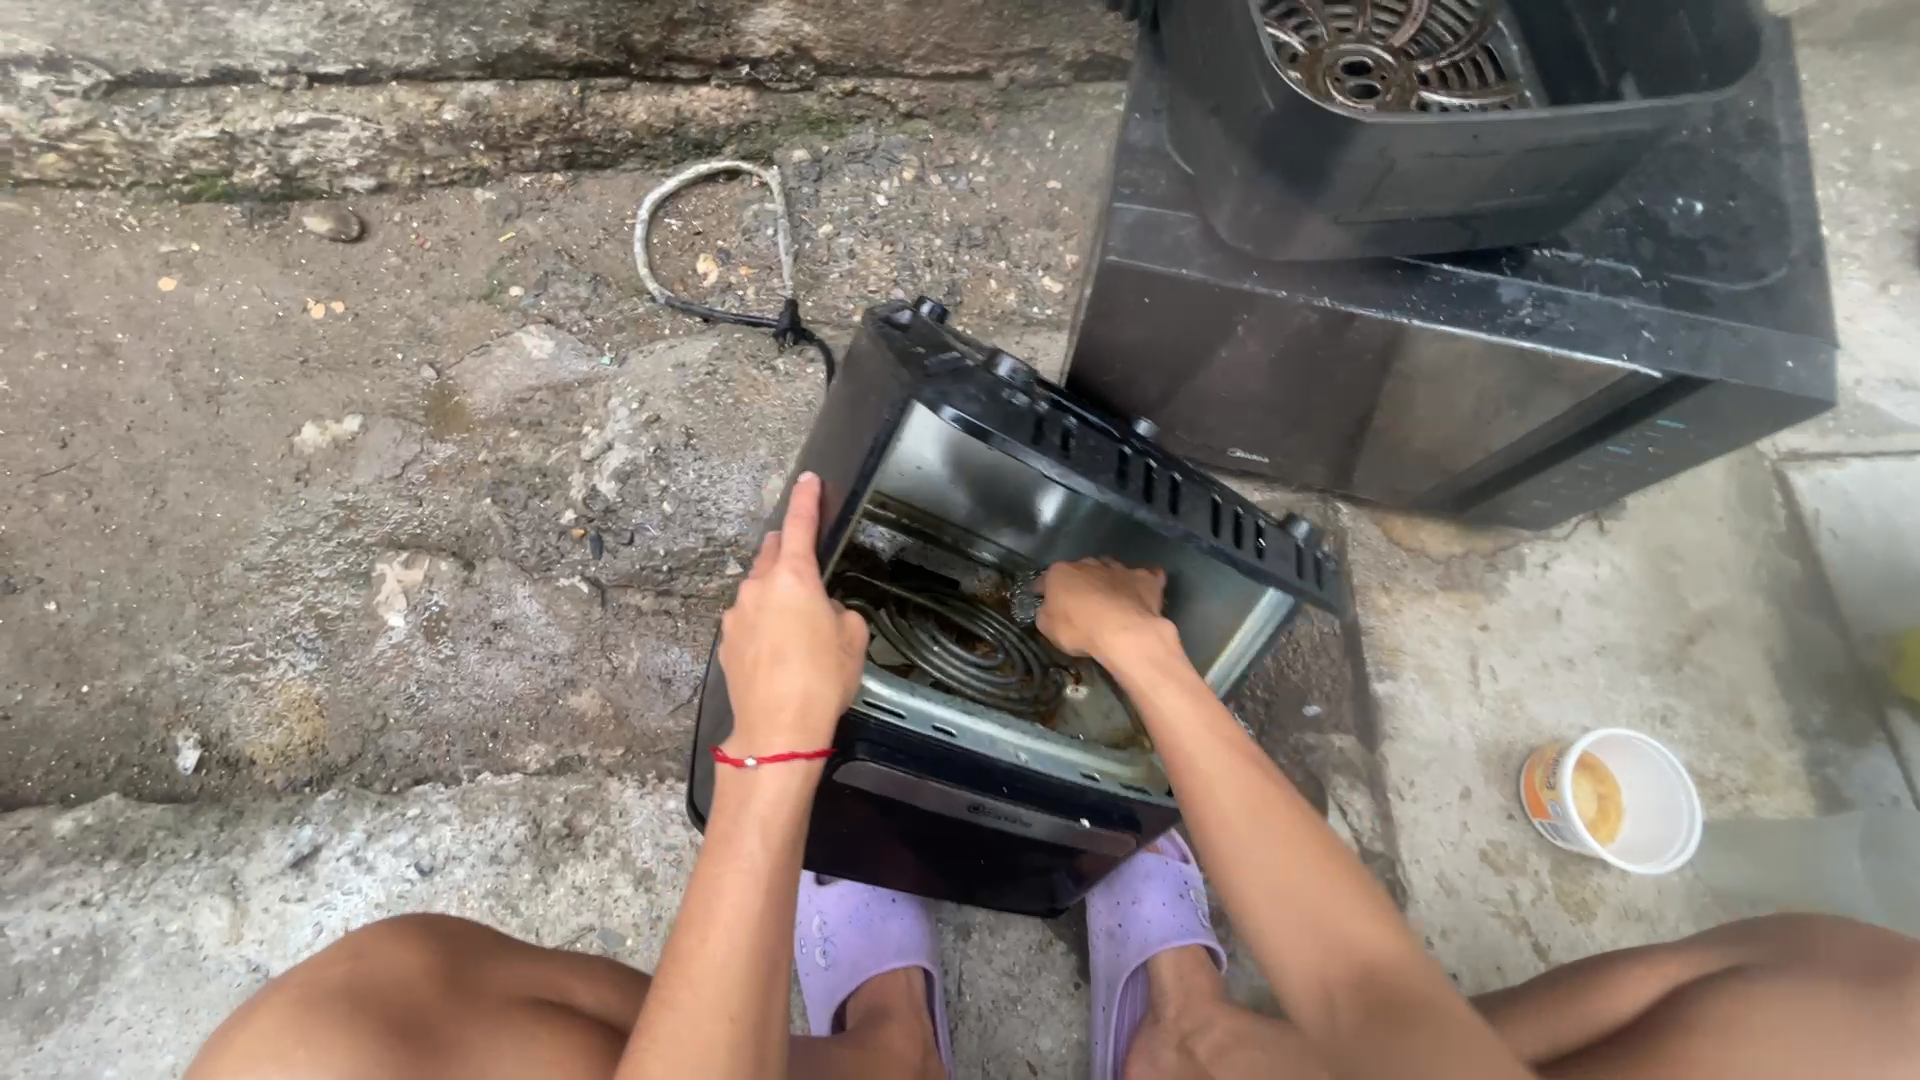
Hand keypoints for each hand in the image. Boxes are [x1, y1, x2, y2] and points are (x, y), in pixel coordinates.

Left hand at [717, 472, 868, 754]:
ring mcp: (736, 615)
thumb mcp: (853, 639)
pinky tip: (778, 649)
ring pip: (758, 588)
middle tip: (806, 560)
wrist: (778, 729)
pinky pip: (748, 619)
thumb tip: (825, 611)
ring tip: (797, 623)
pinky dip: (763, 622)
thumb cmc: (823, 679)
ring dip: (775, 593)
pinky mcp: (726, 642)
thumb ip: (839, 611)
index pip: (801, 525)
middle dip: (788, 548)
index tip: (808, 480)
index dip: (807, 499)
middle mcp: (758, 588)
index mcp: (794, 578)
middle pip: (773, 552)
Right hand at [1035, 557, 1171, 661]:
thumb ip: (1046, 612)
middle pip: (1080, 570)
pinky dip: (1142, 582)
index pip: (1045, 579)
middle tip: (1080, 600)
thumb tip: (1048, 608)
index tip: (1042, 598)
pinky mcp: (1146, 579)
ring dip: (1109, 578)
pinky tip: (1143, 590)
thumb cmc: (1078, 629)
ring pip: (1111, 568)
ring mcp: (1119, 569)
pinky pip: (1145, 576)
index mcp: (1061, 572)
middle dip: (1079, 581)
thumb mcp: (1047, 627)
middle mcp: (1089, 564)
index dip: (1042, 590)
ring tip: (1111, 595)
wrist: (1123, 631)